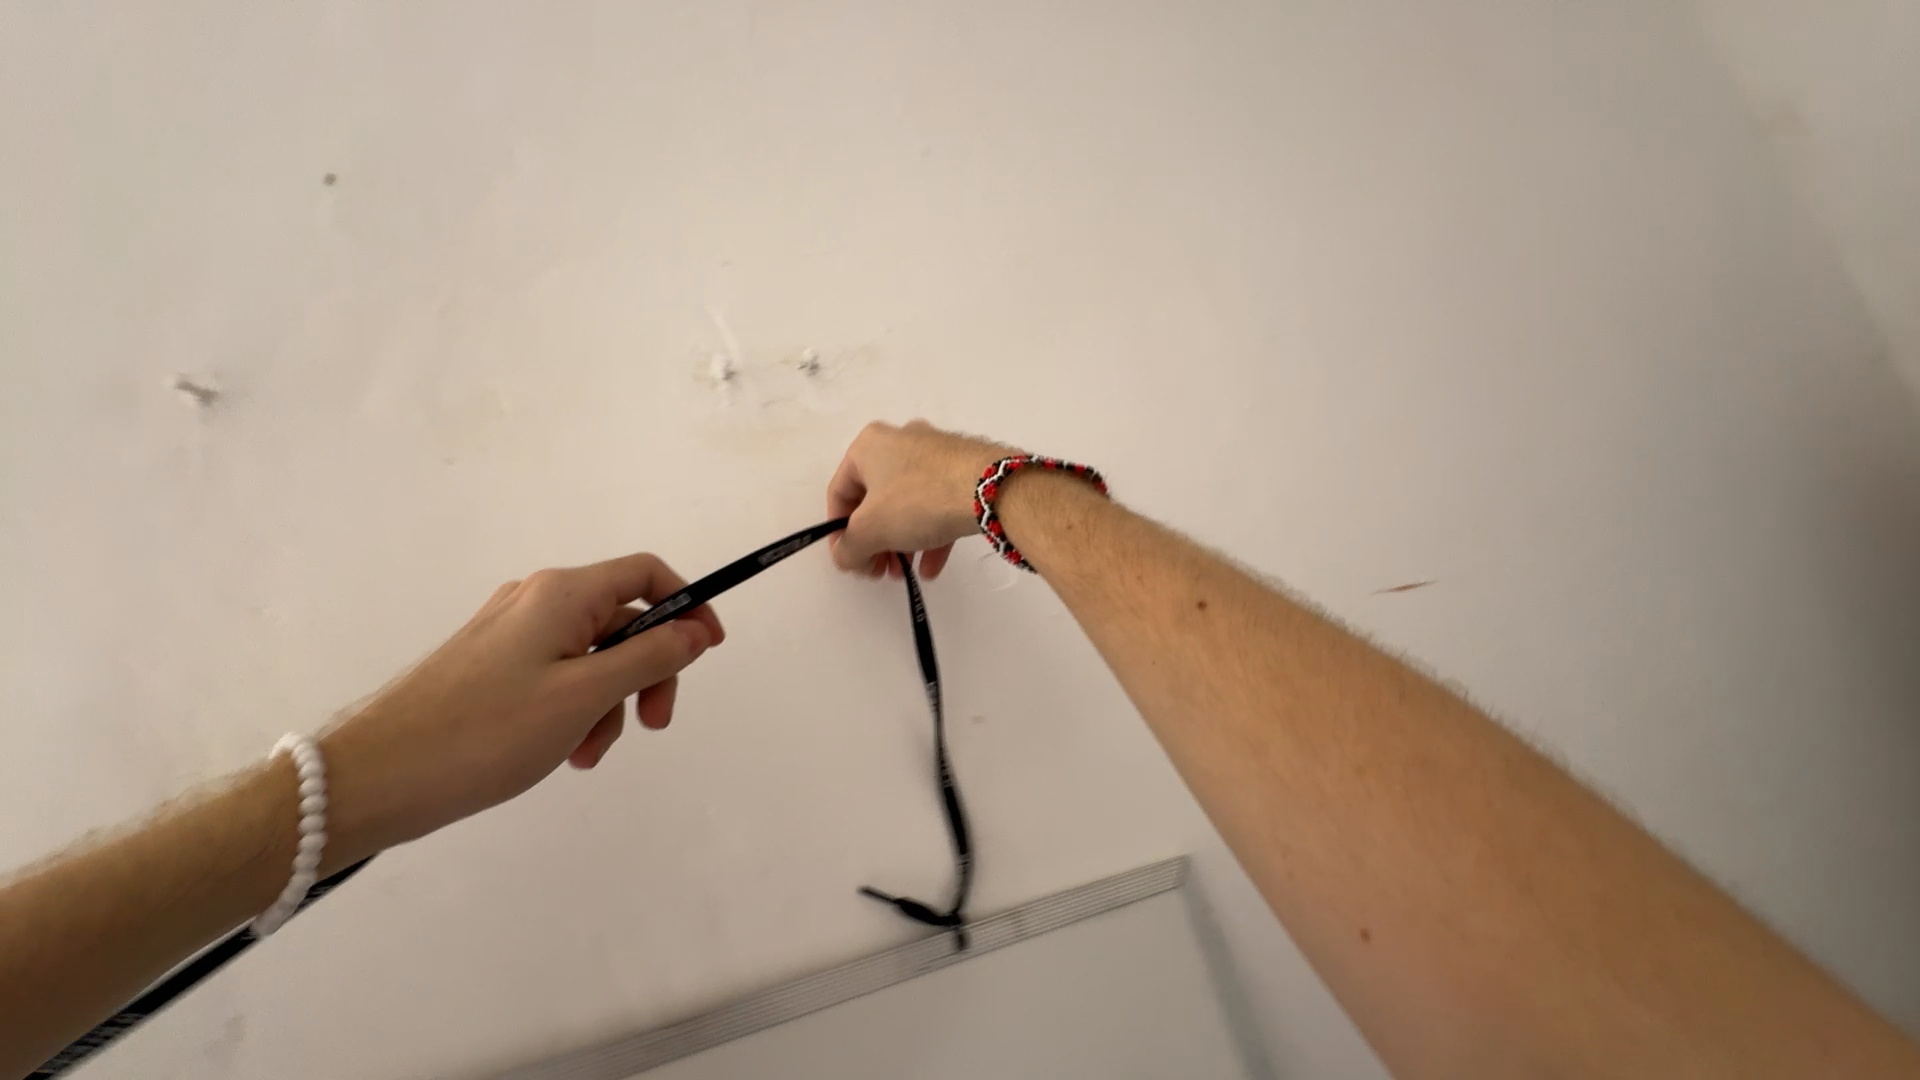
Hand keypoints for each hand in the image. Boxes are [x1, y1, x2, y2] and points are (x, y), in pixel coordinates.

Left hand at [316, 554, 723, 868]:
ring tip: (590, 754)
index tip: (708, 650)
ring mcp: (513, 634)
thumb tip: (694, 631)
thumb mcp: (585, 695)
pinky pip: (560, 677)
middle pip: (625, 622)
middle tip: (656, 722)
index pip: (647, 574)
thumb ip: (650, 657)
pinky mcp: (494, 667)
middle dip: (649, 671)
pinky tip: (565, 752)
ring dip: (612, 702)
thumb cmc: (485, 731)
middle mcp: (539, 601)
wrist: (369, 781)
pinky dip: (578, 709)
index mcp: (563, 594)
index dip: (688, 605)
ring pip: (594, 657)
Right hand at [827, 420, 1014, 578]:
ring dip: (901, 543)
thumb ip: (848, 548)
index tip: (849, 559)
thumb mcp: (872, 530)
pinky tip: (931, 567)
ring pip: (908, 504)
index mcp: (869, 445)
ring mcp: (936, 455)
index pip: (840, 492)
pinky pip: (938, 505)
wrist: (991, 489)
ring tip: (903, 573)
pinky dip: (930, 535)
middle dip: (874, 541)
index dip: (838, 531)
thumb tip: (846, 557)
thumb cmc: (919, 500)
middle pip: (876, 500)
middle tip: (878, 570)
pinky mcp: (965, 470)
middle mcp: (901, 442)